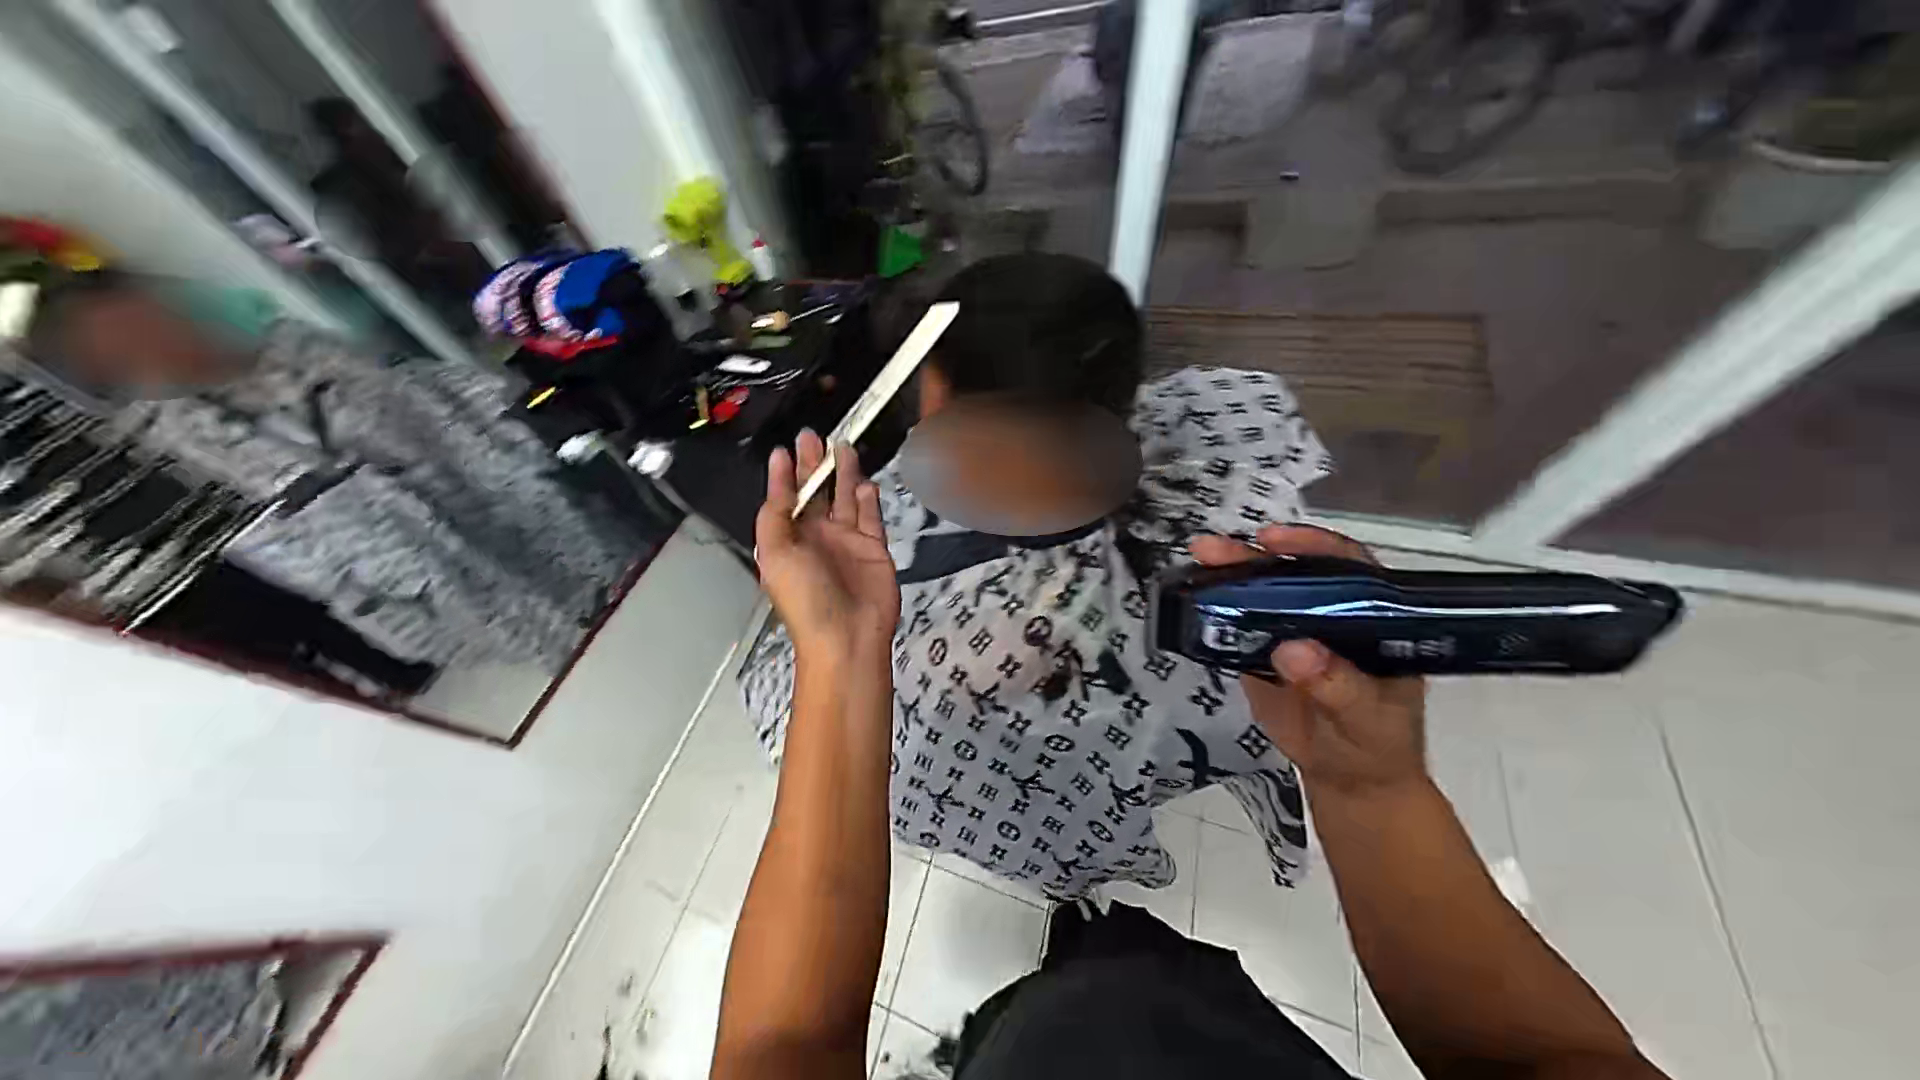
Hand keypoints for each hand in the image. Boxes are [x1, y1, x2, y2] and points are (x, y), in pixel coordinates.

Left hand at [755, 430, 900, 664]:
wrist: (847, 636)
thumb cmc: (806, 599)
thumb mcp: (775, 554)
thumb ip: (774, 515)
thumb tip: (776, 481)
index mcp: (789, 539)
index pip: (785, 499)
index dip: (784, 474)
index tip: (783, 450)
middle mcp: (816, 537)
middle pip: (815, 493)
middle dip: (813, 465)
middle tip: (813, 436)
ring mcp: (846, 541)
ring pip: (844, 498)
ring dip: (842, 473)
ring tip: (842, 446)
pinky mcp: (874, 548)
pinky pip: (872, 516)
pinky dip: (869, 498)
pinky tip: (865, 481)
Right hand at [1190, 525, 1427, 797]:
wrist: (1347, 777)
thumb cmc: (1374, 744)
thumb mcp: (1366, 718)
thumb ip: (1337, 686)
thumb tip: (1293, 649)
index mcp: (1370, 619)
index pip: (1347, 567)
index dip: (1313, 546)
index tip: (1275, 540)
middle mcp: (1329, 615)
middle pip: (1292, 574)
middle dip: (1254, 557)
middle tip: (1215, 549)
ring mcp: (1292, 631)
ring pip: (1260, 594)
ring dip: (1229, 575)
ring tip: (1198, 558)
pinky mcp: (1261, 652)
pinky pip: (1237, 625)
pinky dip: (1214, 611)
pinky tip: (1191, 598)